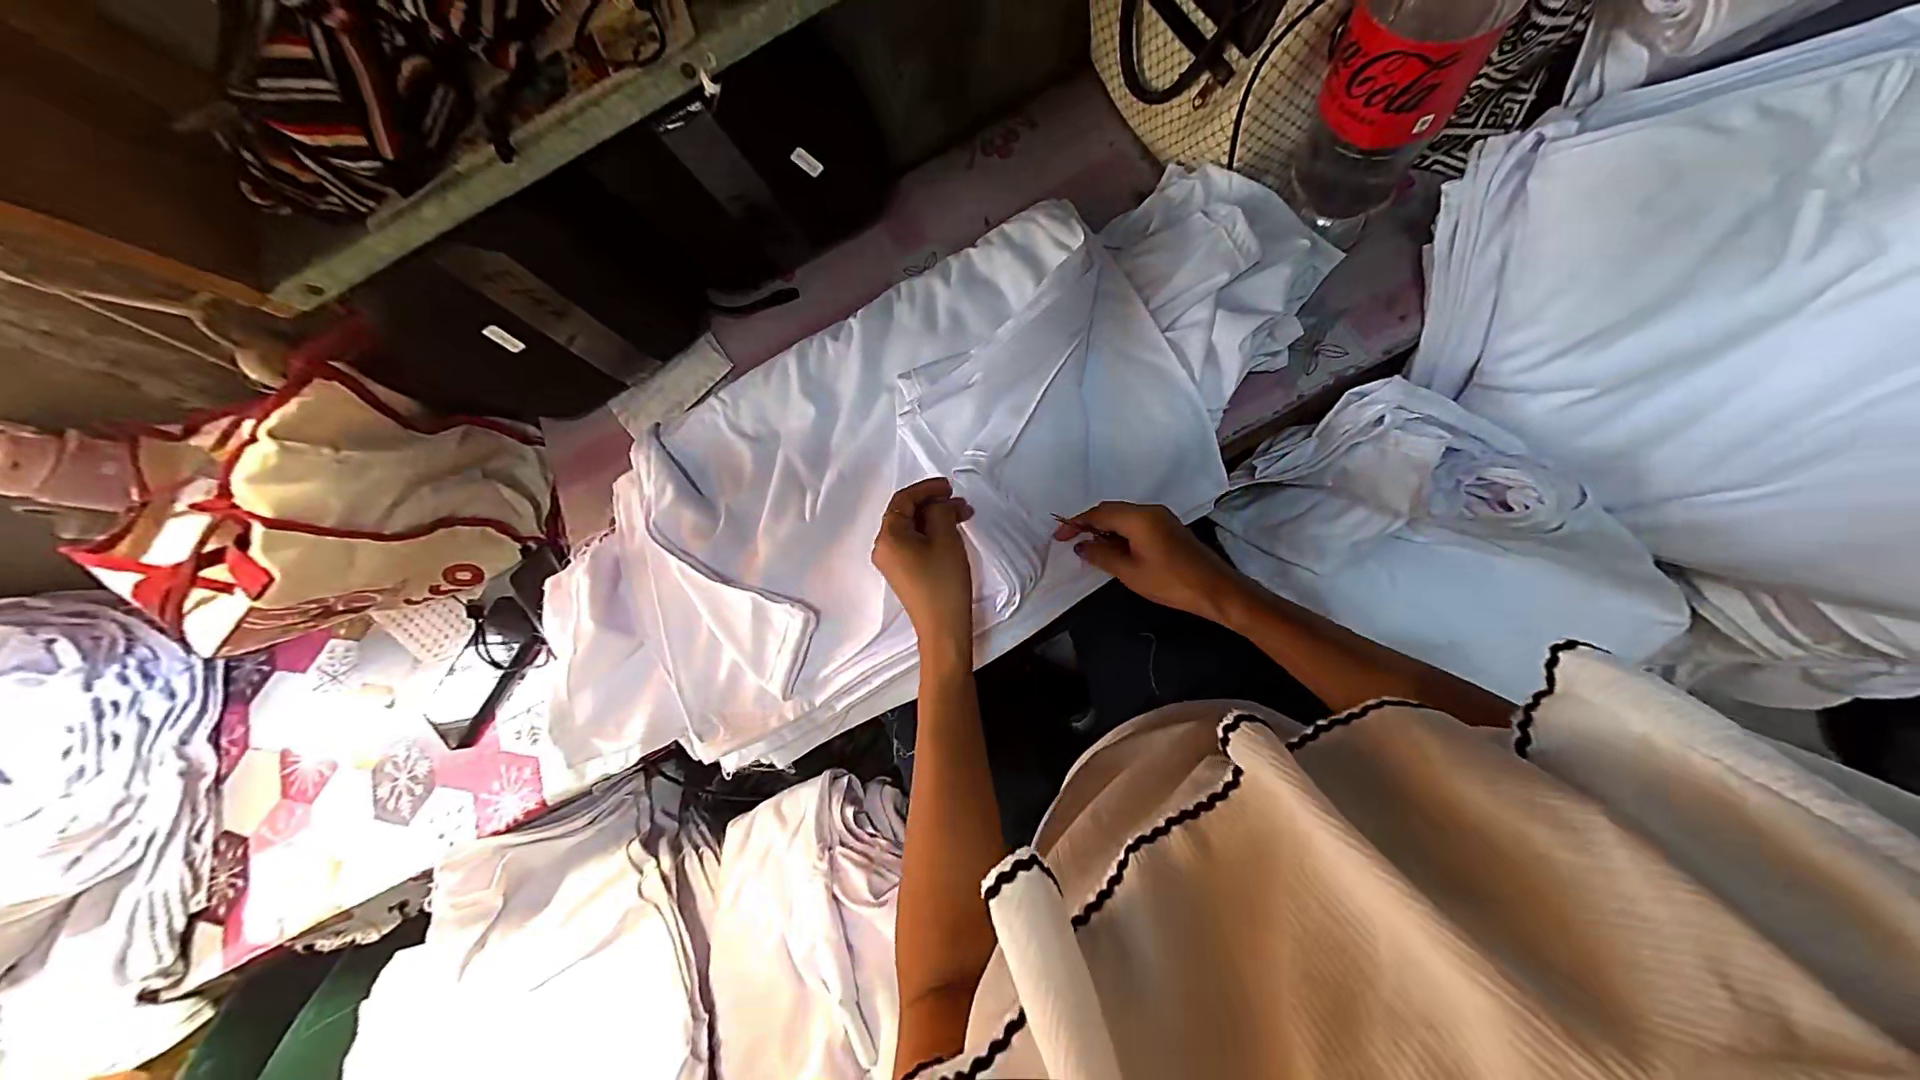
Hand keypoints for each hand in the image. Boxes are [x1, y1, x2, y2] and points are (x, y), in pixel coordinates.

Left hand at [873, 478, 976, 667]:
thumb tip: (940, 504)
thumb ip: (941, 511)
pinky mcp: (904, 573)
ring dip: (935, 518)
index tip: (947, 486)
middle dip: (933, 503)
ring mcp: (892, 562)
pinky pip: (914, 543)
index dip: (927, 488)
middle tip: (958, 502)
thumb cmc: (943, 584)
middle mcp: (884, 548)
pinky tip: (951, 533)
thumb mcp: (945, 537)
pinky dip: (931, 533)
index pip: (904, 500)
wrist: (943, 627)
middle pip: (906, 513)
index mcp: (888, 536)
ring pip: (912, 528)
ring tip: (961, 517)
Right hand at [1054, 501, 1255, 626]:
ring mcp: (1162, 518)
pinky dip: (1119, 532)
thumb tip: (1082, 546)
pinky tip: (1113, 548)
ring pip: (1123, 516)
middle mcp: (1150, 511)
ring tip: (1088, 547)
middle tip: (1069, 540)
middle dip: (1088, 523)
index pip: (1099, 513)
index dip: (1075, 522)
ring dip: (1104, 528)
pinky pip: (1136, 523)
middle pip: (1111, 510)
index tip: (1058, 536)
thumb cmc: (1171, 582)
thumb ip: (1101, 555)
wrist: (1216, 590)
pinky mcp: (1168, 529)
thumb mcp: (1129, 572)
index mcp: (1139, 517)